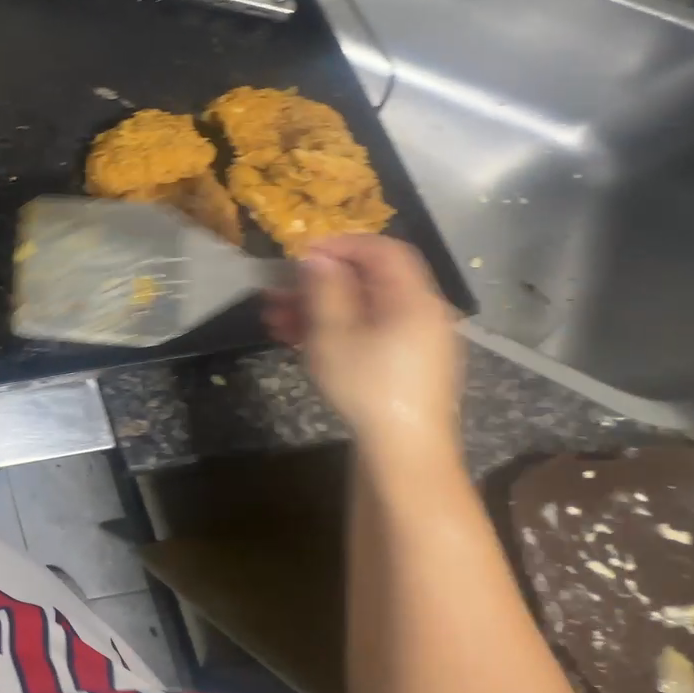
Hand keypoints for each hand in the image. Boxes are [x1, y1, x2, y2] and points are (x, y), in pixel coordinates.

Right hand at [264, 235, 464, 464]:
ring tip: (273, 316)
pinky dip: (332, 326)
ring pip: (361, 306)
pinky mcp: (403, 360)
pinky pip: (366, 329)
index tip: (298, 254)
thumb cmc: (366, 384)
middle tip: (275, 288)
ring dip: (316, 305)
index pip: (383, 250)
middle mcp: (420, 312)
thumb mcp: (333, 332)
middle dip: (318, 280)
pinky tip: (294, 337)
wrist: (403, 448)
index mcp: (412, 299)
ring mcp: (413, 338)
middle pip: (368, 280)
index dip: (340, 244)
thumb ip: (325, 289)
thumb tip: (315, 257)